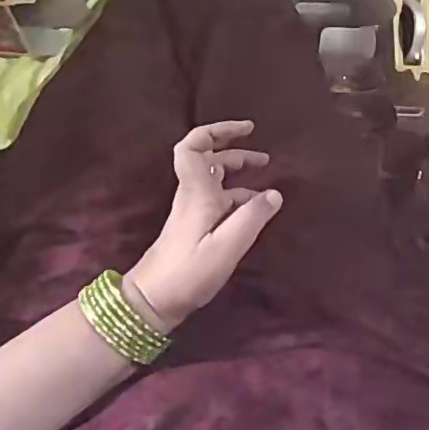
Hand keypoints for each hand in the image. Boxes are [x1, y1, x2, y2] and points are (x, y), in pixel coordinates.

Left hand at [127, 121, 282, 328]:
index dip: (217, 130)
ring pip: (214, 177)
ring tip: (264, 172)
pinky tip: (256, 206)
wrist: (153, 299)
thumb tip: (275, 194)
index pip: (193, 147)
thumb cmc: (189, 272)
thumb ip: (252, 218)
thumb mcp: (227, 247)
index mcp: (197, 192)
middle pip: (207, 157)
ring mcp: (192, 210)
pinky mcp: (194, 225)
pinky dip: (238, 195)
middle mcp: (193, 195)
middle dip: (233, 148)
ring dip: (237, 170)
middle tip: (263, 153)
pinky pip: (218, 198)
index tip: (246, 129)